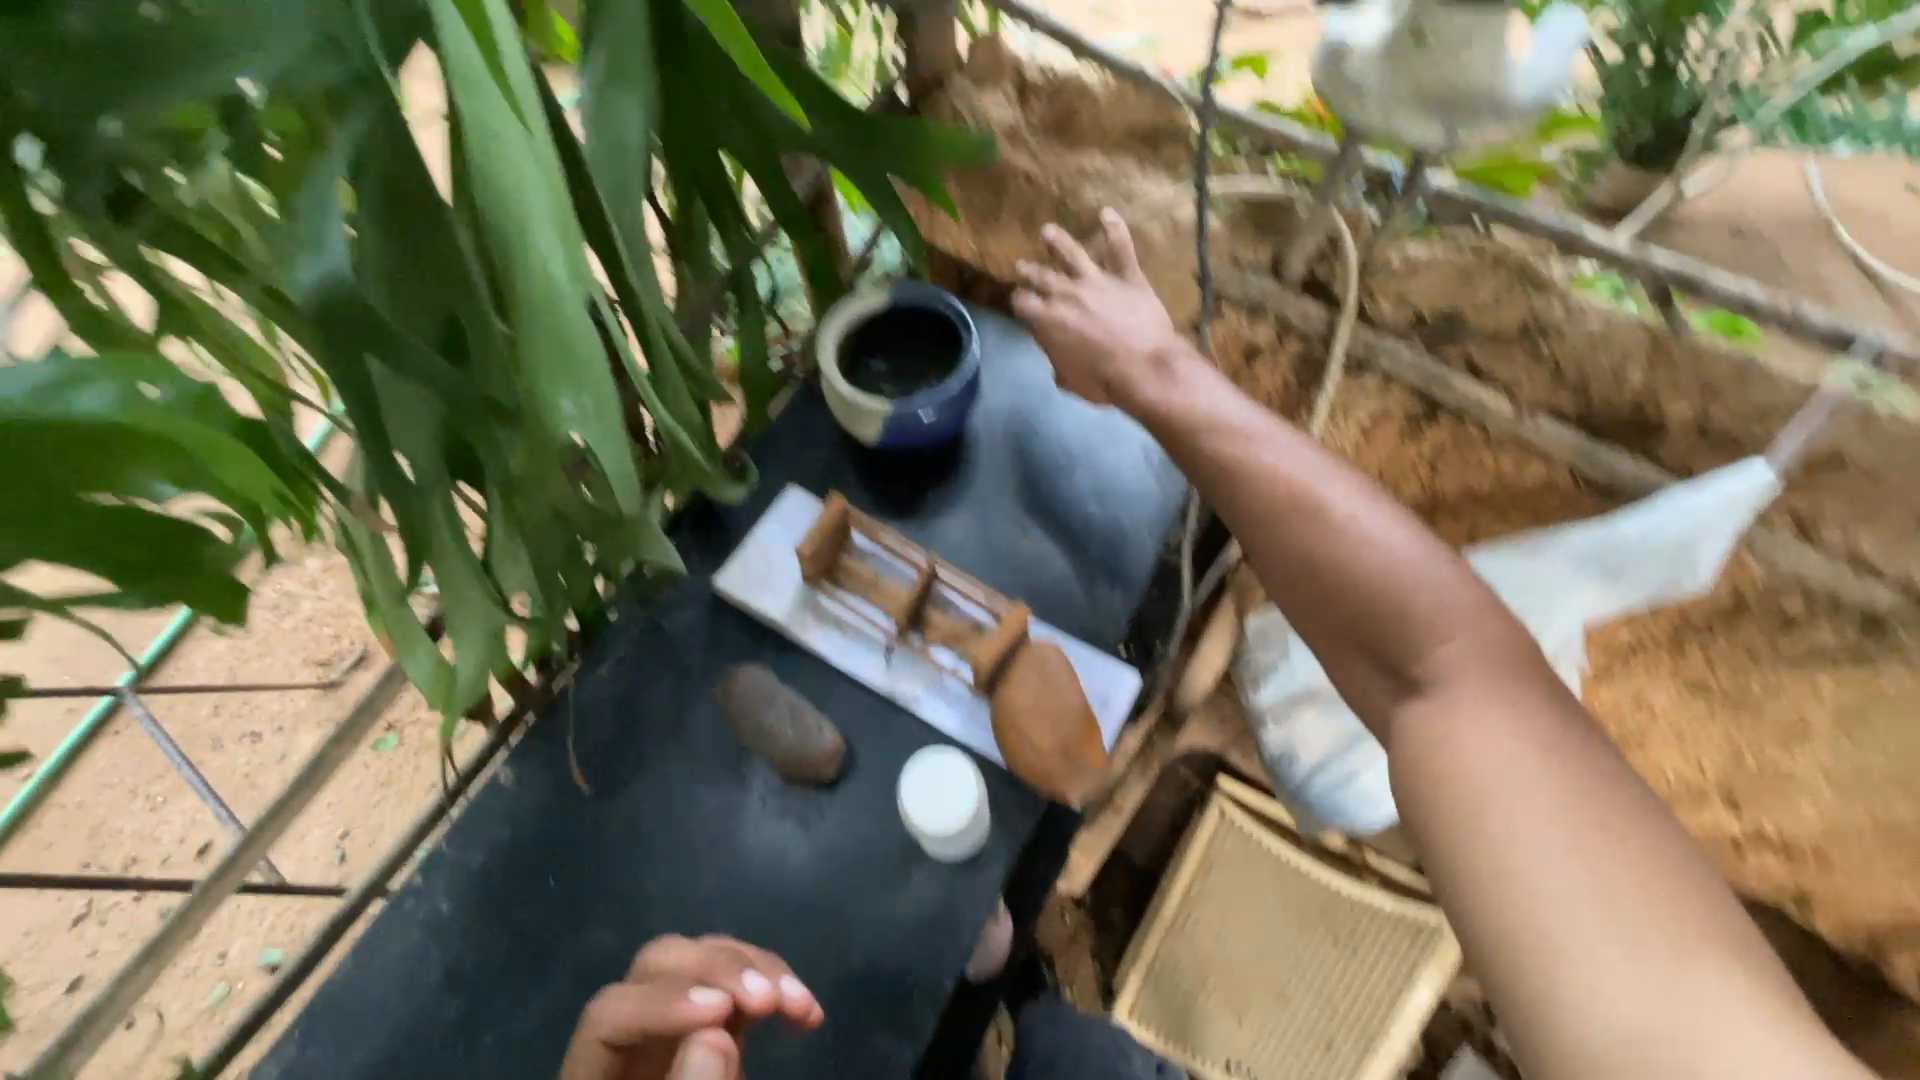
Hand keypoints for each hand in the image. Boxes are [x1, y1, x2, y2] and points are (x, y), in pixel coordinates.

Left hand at [558, 935, 824, 1079]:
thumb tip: (715, 1032)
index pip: (610, 1018)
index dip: (661, 1004)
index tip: (724, 1014)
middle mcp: (632, 1041)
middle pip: (657, 966)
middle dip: (718, 970)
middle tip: (768, 1000)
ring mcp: (674, 1028)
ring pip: (702, 958)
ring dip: (755, 969)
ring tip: (797, 1005)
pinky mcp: (714, 1028)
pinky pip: (738, 981)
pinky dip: (774, 983)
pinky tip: (805, 1013)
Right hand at [1012, 209, 1187, 410]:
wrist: (1143, 368)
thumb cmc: (1103, 381)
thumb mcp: (1071, 382)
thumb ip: (1059, 364)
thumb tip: (1058, 361)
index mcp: (1048, 321)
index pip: (1023, 304)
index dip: (1019, 302)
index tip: (1019, 302)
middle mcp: (1067, 294)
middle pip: (1041, 277)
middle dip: (1029, 272)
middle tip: (1021, 266)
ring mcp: (1097, 281)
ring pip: (1073, 254)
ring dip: (1058, 241)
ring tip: (1047, 231)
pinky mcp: (1128, 276)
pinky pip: (1120, 247)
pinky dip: (1114, 228)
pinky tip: (1107, 213)